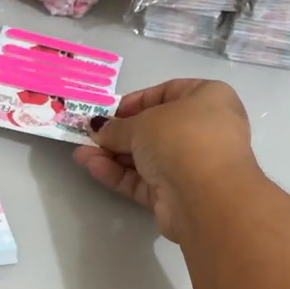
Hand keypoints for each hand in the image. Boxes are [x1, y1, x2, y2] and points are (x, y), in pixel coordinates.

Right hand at [74, 79, 258, 242]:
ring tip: (81, 154)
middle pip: (153, 129)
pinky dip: (117, 174)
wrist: (206, 196)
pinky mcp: (175, 194)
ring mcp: (189, 164)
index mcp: (208, 99)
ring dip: (111, 155)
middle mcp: (203, 130)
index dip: (136, 101)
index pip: (168, 93)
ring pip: (144, 157)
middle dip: (118, 133)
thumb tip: (98, 128)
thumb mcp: (143, 123)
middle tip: (89, 135)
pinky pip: (142, 179)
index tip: (109, 111)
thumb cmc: (182, 138)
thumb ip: (116, 127)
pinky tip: (91, 167)